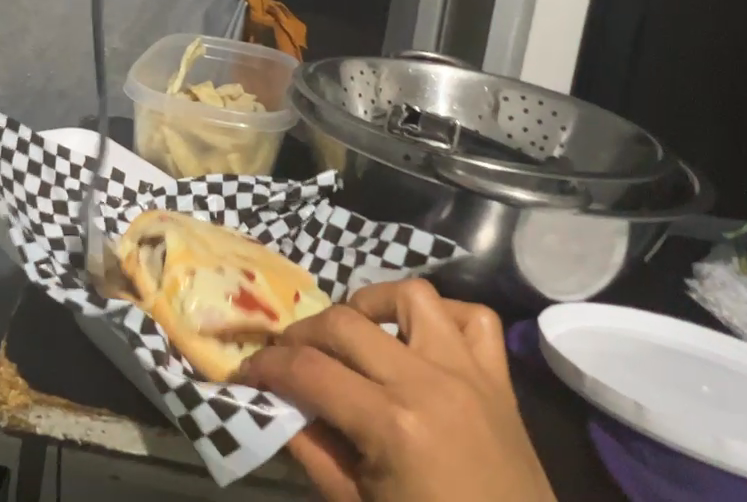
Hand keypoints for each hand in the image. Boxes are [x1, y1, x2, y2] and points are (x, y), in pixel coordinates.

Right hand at [238, 280, 553, 501]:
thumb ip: (313, 450)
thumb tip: (278, 403)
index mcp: (392, 426)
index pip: (308, 371)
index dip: (267, 366)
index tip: (247, 372)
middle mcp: (429, 383)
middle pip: (345, 323)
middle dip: (302, 334)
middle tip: (288, 357)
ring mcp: (470, 374)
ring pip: (411, 296)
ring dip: (371, 305)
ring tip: (355, 335)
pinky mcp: (500, 380)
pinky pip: (474, 318)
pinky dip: (443, 317)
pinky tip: (419, 340)